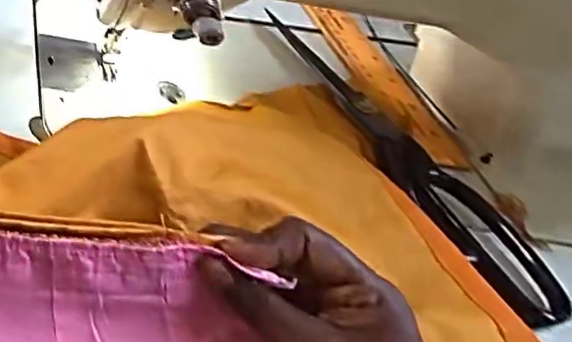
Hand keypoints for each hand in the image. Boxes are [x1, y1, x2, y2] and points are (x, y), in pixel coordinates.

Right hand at [201, 218, 421, 341]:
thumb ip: (259, 303)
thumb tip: (206, 262)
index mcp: (366, 289)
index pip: (303, 238)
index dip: (260, 241)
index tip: (222, 252)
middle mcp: (349, 293)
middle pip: (287, 254)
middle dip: (245, 255)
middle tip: (205, 254)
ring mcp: (331, 315)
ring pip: (278, 277)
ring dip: (243, 275)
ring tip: (209, 272)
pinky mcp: (313, 333)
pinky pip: (277, 302)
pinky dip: (251, 298)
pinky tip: (227, 297)